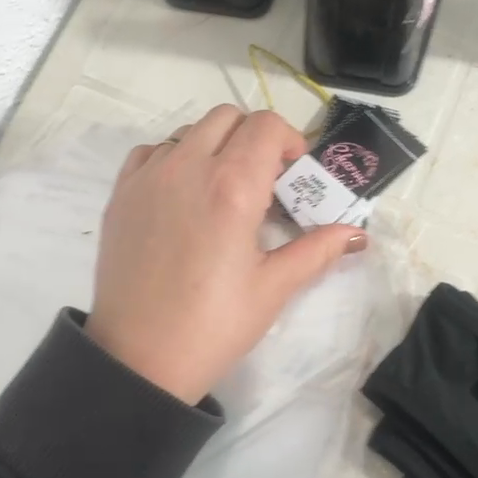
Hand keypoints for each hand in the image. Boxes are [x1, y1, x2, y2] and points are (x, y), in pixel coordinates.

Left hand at [84, 105, 367, 403]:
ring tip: (223, 192)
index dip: (289, 141)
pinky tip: (184, 198)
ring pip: (189, 131)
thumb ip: (317, 250)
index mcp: (232, 187)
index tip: (294, 173)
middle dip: (254, 139)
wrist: (137, 360)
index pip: (267, 127)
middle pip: (229, 118)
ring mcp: (148, 177)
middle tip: (264, 182)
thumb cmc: (213, 327)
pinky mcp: (121, 193)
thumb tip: (356, 234)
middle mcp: (187, 167)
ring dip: (215, 147)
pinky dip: (175, 159)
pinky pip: (153, 152)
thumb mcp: (273, 289)